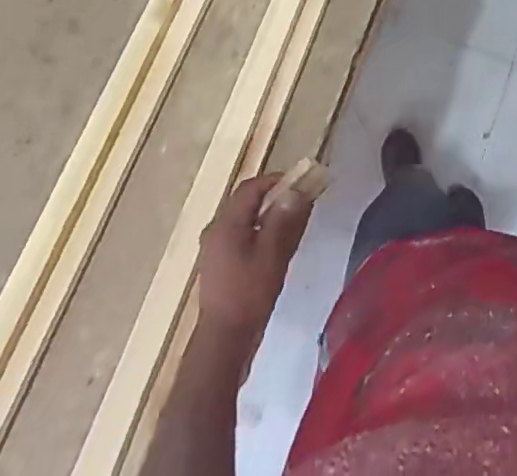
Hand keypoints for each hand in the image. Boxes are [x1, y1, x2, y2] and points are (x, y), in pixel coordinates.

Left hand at [195, 173, 315, 335]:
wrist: (225, 336)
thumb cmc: (250, 292)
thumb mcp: (273, 252)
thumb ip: (283, 219)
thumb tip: (295, 190)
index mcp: (226, 224)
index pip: (251, 188)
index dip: (277, 180)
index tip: (302, 185)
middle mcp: (216, 230)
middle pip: (247, 201)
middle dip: (275, 198)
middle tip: (301, 204)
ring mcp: (214, 247)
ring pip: (245, 218)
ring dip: (269, 215)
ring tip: (293, 225)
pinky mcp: (219, 262)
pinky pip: (242, 234)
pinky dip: (261, 231)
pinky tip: (276, 246)